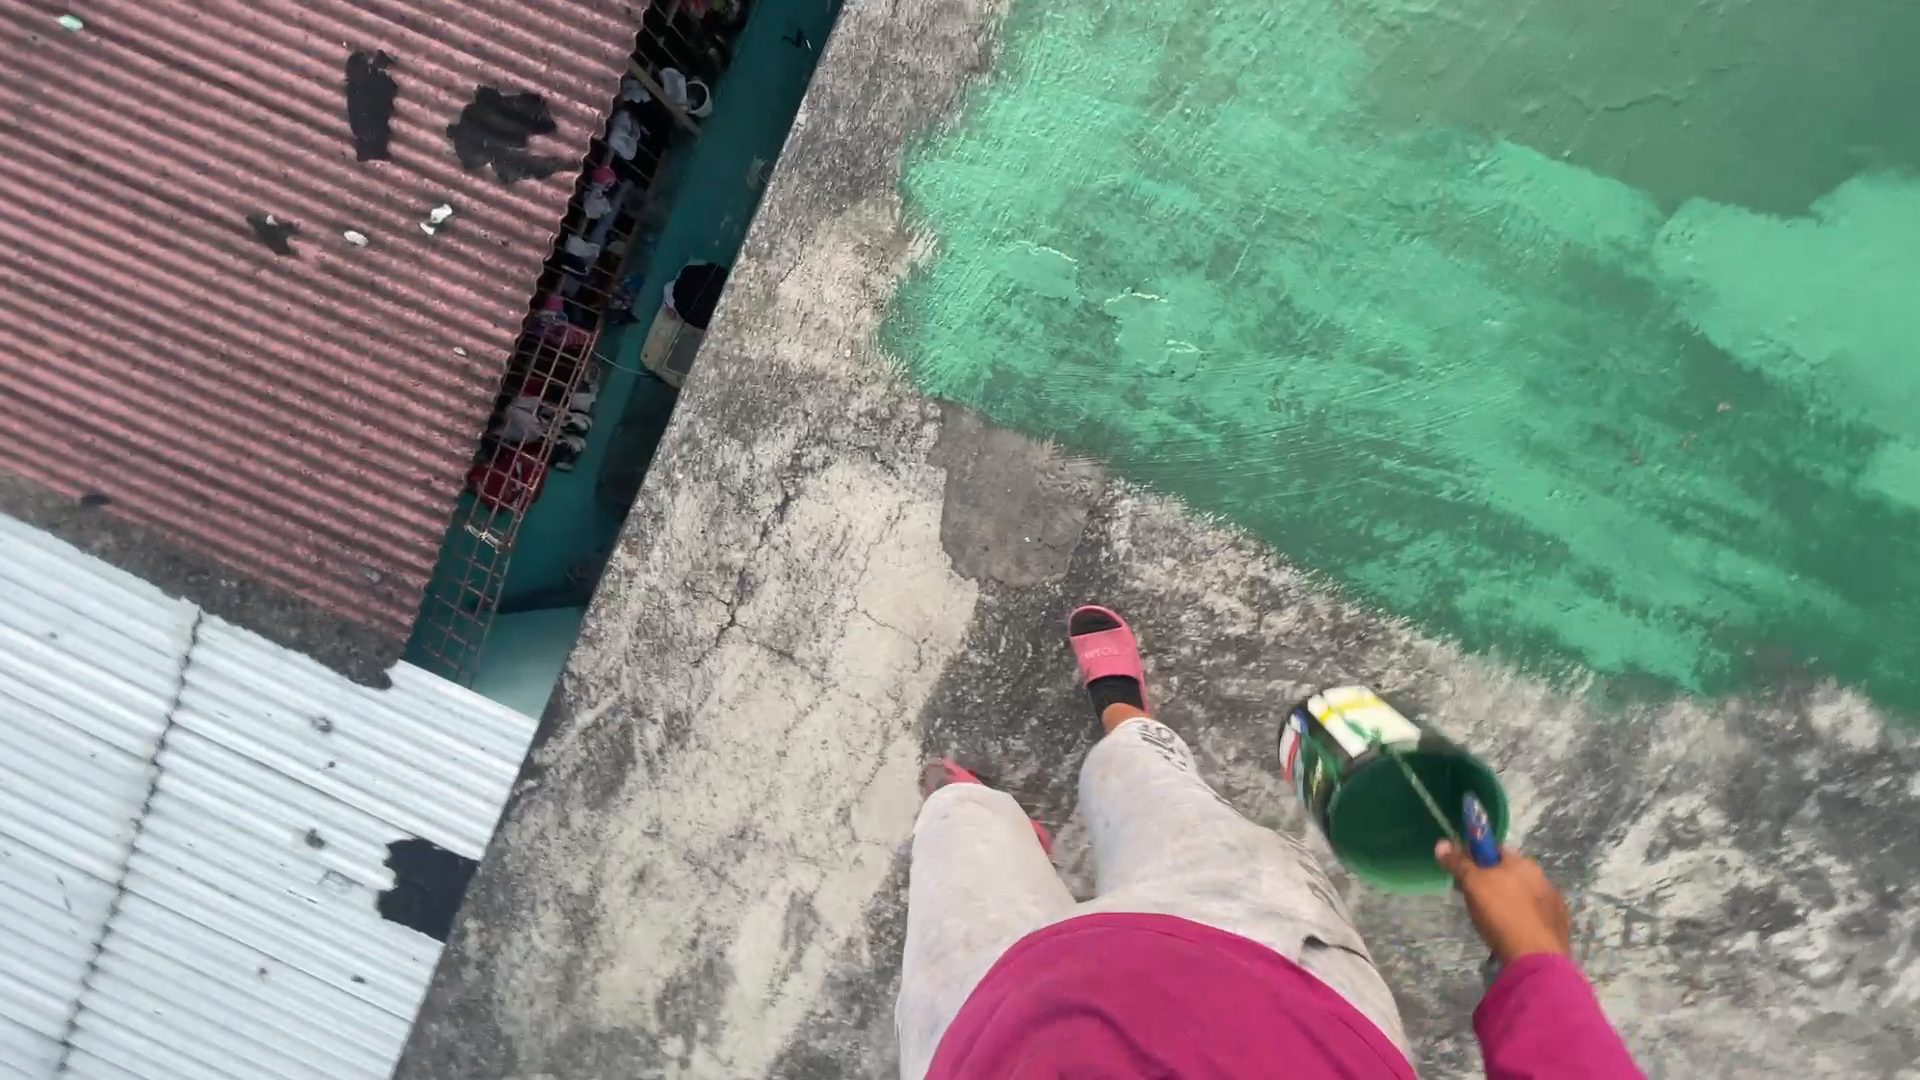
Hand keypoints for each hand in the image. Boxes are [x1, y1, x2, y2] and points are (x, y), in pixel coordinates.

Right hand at [1435, 840, 1571, 964]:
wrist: (1535, 958)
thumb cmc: (1501, 912)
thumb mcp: (1471, 883)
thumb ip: (1458, 862)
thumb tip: (1442, 843)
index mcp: (1524, 864)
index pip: (1495, 849)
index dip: (1476, 857)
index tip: (1464, 871)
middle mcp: (1543, 879)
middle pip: (1508, 873)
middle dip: (1490, 880)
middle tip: (1473, 896)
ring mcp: (1554, 905)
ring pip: (1521, 895)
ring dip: (1507, 899)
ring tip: (1490, 917)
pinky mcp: (1558, 927)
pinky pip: (1533, 914)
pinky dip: (1521, 917)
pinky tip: (1510, 930)